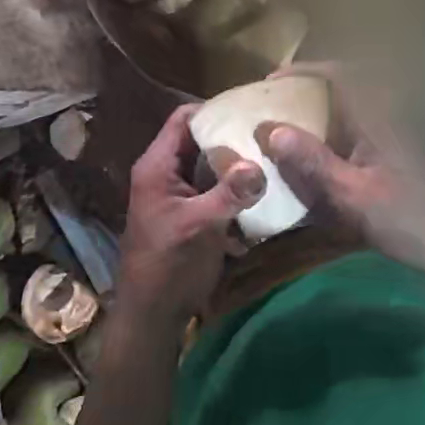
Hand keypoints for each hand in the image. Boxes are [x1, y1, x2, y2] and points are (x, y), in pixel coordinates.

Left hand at [121, 104, 264, 320]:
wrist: (152, 314)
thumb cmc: (169, 264)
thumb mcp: (202, 226)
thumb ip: (230, 193)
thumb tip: (259, 164)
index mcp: (157, 166)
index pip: (183, 119)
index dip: (213, 110)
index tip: (249, 110)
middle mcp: (164, 173)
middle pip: (199, 142)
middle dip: (231, 140)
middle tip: (268, 135)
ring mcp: (177, 195)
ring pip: (209, 168)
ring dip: (235, 168)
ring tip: (272, 159)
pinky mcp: (190, 215)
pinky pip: (213, 192)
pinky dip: (233, 192)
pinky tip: (263, 195)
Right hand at [256, 67, 424, 261]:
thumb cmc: (404, 219)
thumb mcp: (350, 195)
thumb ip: (312, 162)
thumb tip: (270, 129)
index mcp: (373, 119)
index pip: (337, 75)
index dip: (302, 71)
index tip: (269, 82)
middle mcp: (380, 120)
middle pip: (337, 89)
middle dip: (302, 91)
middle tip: (269, 106)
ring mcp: (386, 138)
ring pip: (342, 112)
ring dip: (312, 113)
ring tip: (281, 130)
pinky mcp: (387, 158)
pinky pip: (348, 133)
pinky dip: (324, 136)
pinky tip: (309, 161)